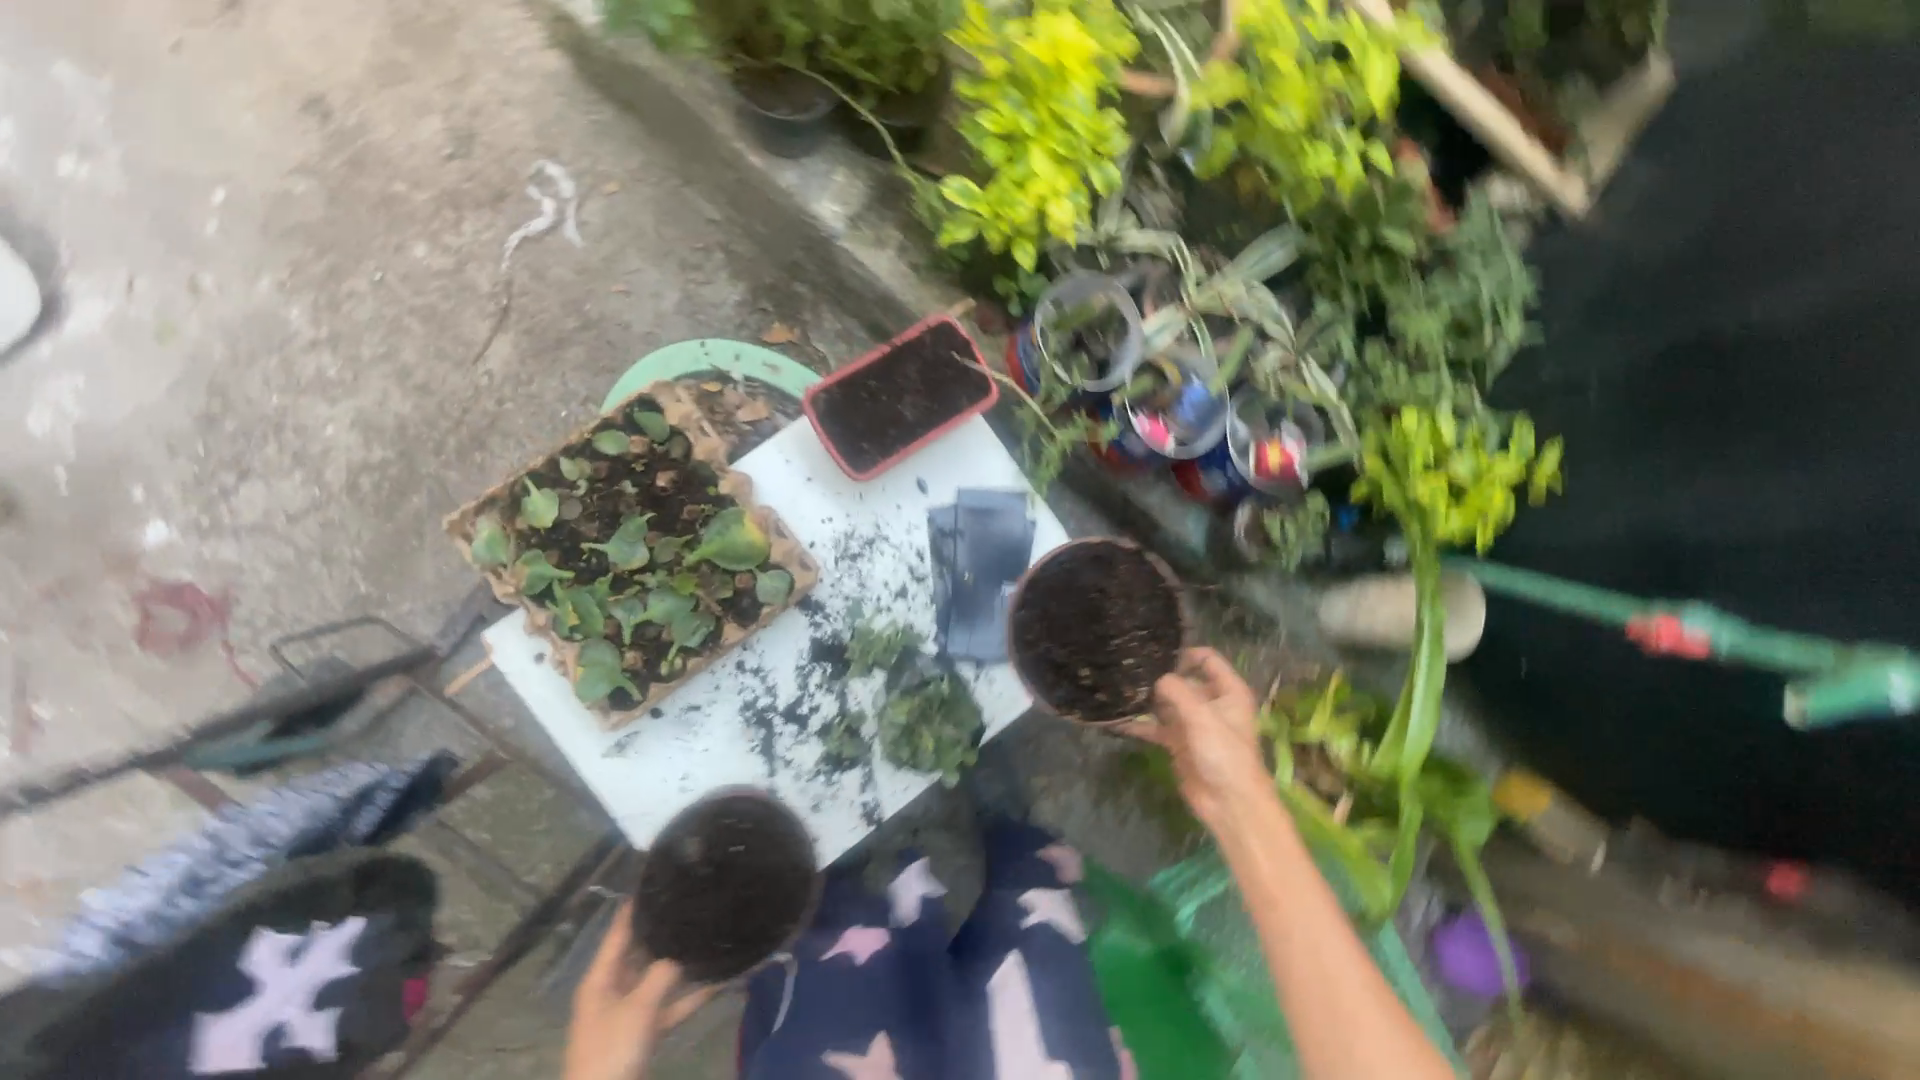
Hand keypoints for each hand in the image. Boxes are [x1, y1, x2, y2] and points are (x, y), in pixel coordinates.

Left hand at [564, 902, 716, 1079]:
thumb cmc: (611, 1051)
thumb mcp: (638, 1009)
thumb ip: (663, 974)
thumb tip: (683, 951)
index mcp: (600, 979)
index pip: (619, 933)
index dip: (636, 907)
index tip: (657, 878)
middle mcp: (613, 989)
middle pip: (641, 953)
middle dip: (665, 932)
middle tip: (693, 903)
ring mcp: (630, 1012)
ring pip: (659, 978)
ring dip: (682, 964)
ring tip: (709, 936)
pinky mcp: (646, 1033)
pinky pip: (671, 1006)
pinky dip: (691, 996)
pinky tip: (719, 982)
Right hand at [1124, 648, 1274, 835]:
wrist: (1229, 804)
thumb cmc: (1225, 754)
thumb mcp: (1202, 717)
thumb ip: (1177, 691)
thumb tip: (1155, 677)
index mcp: (1227, 691)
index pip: (1206, 659)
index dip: (1183, 654)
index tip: (1155, 656)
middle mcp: (1210, 702)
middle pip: (1181, 680)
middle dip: (1156, 677)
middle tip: (1126, 670)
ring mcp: (1192, 722)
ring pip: (1165, 703)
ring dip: (1144, 699)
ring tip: (1115, 689)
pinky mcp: (1177, 741)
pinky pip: (1154, 727)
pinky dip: (1137, 724)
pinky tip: (1114, 719)